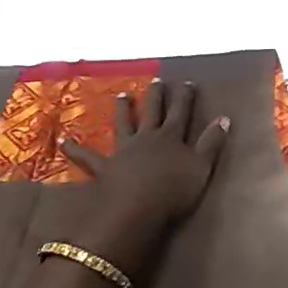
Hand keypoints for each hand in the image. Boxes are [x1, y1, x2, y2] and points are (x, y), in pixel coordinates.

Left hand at [62, 80, 229, 273]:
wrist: (138, 207)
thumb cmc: (174, 190)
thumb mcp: (202, 166)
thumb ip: (212, 142)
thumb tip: (224, 118)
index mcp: (171, 137)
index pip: (181, 111)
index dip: (185, 97)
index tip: (187, 82)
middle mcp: (147, 137)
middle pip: (153, 111)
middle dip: (156, 95)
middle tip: (157, 81)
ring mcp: (124, 150)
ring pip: (124, 124)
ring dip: (124, 109)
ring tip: (122, 95)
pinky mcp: (105, 166)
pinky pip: (87, 156)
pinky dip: (75, 148)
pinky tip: (63, 140)